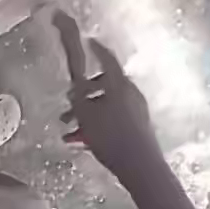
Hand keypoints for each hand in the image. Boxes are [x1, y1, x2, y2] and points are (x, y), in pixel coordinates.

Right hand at [55, 12, 166, 183]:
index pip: (107, 60)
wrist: (141, 167)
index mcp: (119, 85)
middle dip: (84, 93)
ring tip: (68, 129)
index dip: (97, 50)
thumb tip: (75, 90)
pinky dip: (97, 124)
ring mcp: (136, 110)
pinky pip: (113, 118)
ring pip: (106, 104)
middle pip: (105, 85)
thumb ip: (78, 101)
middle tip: (69, 102)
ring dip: (87, 113)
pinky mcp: (137, 126)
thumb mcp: (86, 117)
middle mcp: (130, 93)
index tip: (90, 42)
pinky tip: (80, 140)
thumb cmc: (111, 137)